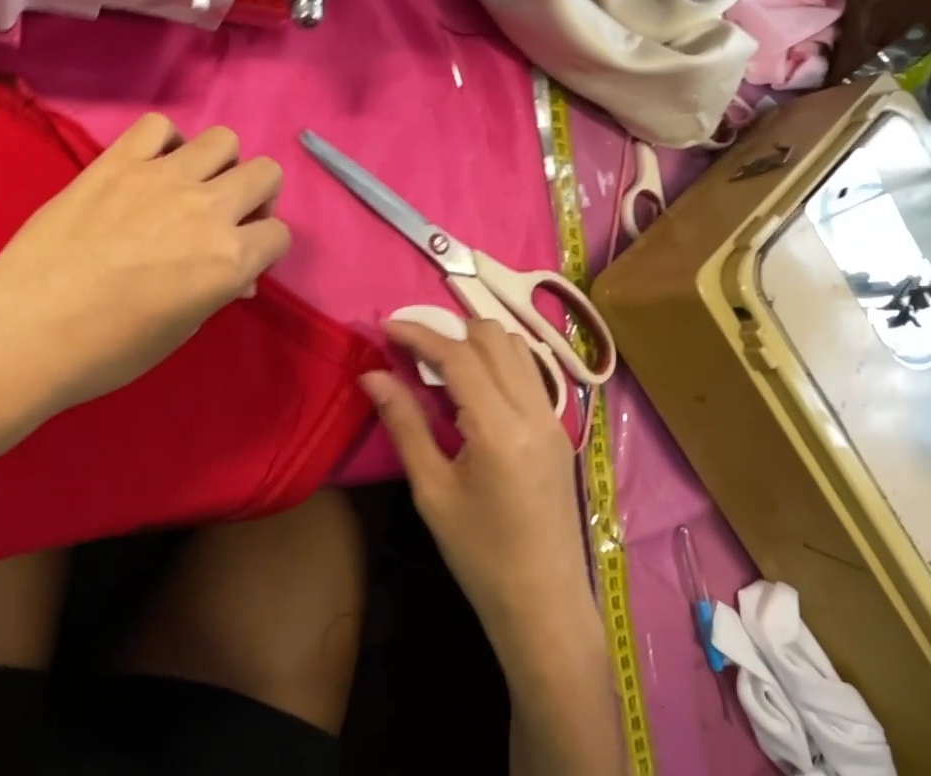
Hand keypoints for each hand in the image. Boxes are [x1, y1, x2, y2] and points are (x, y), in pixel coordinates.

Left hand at [0, 113, 289, 423]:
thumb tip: (234, 276)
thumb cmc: (108, 349)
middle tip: (225, 222)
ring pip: (222, 140)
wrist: (27, 328)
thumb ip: (217, 291)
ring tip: (188, 190)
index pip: (279, 234)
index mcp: (230, 259)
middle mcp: (208, 208)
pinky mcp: (118, 161)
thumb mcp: (181, 331)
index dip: (263, 250)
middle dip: (255, 198)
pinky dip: (165, 143)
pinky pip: (159, 126)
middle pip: (265, 173)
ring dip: (217, 165)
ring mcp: (162, 176)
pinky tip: (149, 170)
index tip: (239, 264)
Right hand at [361, 320, 593, 647]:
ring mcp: (554, 419)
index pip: (458, 355)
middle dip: (448, 331)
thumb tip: (371, 375)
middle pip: (493, 337)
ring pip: (517, 349)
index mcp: (500, 428)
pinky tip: (471, 391)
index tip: (384, 328)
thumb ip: (404, 423)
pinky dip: (497, 363)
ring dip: (476, 343)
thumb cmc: (479, 555)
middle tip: (410, 351)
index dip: (419, 334)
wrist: (543, 602)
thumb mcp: (432, 491)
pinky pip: (529, 373)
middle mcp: (535, 411)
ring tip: (438, 367)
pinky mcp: (559, 431)